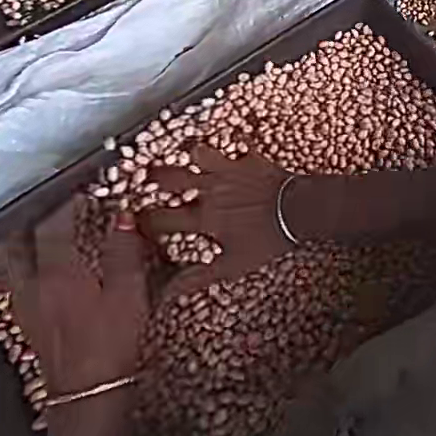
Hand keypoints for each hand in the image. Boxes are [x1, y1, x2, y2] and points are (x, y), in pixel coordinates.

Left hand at [0, 198, 148, 400]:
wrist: (90, 391)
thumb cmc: (113, 340)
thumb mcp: (130, 291)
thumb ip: (125, 250)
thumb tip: (123, 216)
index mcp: (58, 273)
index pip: (54, 226)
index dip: (69, 205)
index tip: (87, 193)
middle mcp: (32, 286)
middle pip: (15, 244)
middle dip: (33, 223)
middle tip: (59, 213)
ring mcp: (24, 306)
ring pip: (9, 266)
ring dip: (24, 246)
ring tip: (49, 239)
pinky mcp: (27, 323)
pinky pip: (17, 285)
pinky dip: (29, 269)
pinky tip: (52, 273)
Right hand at [139, 150, 296, 289]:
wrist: (300, 210)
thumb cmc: (268, 239)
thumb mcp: (233, 264)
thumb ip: (199, 277)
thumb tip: (167, 294)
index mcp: (204, 218)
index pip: (162, 219)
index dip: (144, 220)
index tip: (134, 219)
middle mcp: (211, 191)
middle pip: (170, 179)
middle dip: (153, 178)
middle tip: (146, 177)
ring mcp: (231, 171)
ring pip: (199, 154)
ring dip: (191, 155)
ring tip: (185, 156)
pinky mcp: (252, 159)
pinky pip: (238, 144)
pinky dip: (232, 143)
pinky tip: (229, 140)